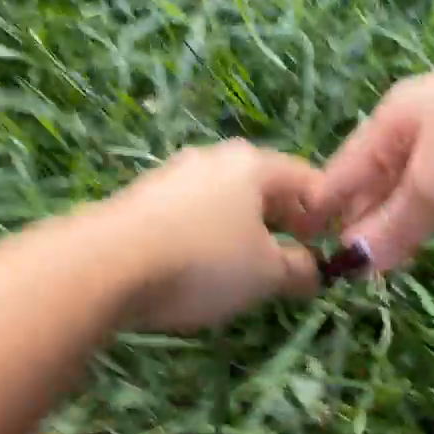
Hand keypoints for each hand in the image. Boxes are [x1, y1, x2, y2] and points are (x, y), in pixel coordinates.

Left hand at [102, 140, 325, 330]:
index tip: (331, 249)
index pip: (309, 180)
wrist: (103, 265)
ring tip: (246, 271)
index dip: (328, 215)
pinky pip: (191, 216)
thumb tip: (314, 269)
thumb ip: (299, 270)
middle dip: (285, 224)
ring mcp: (173, 176)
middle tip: (293, 262)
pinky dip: (207, 238)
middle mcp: (214, 159)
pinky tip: (198, 268)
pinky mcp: (141, 200)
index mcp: (254, 165)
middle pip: (265, 188)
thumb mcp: (266, 275)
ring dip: (245, 232)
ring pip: (226, 203)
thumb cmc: (202, 262)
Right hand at [316, 26, 433, 268]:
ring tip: (402, 269)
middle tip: (357, 270)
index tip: (307, 247)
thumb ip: (394, 224)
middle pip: (387, 182)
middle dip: (372, 223)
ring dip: (419, 227)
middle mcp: (426, 127)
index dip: (324, 209)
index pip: (344, 171)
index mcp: (395, 123)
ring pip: (433, 191)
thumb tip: (352, 261)